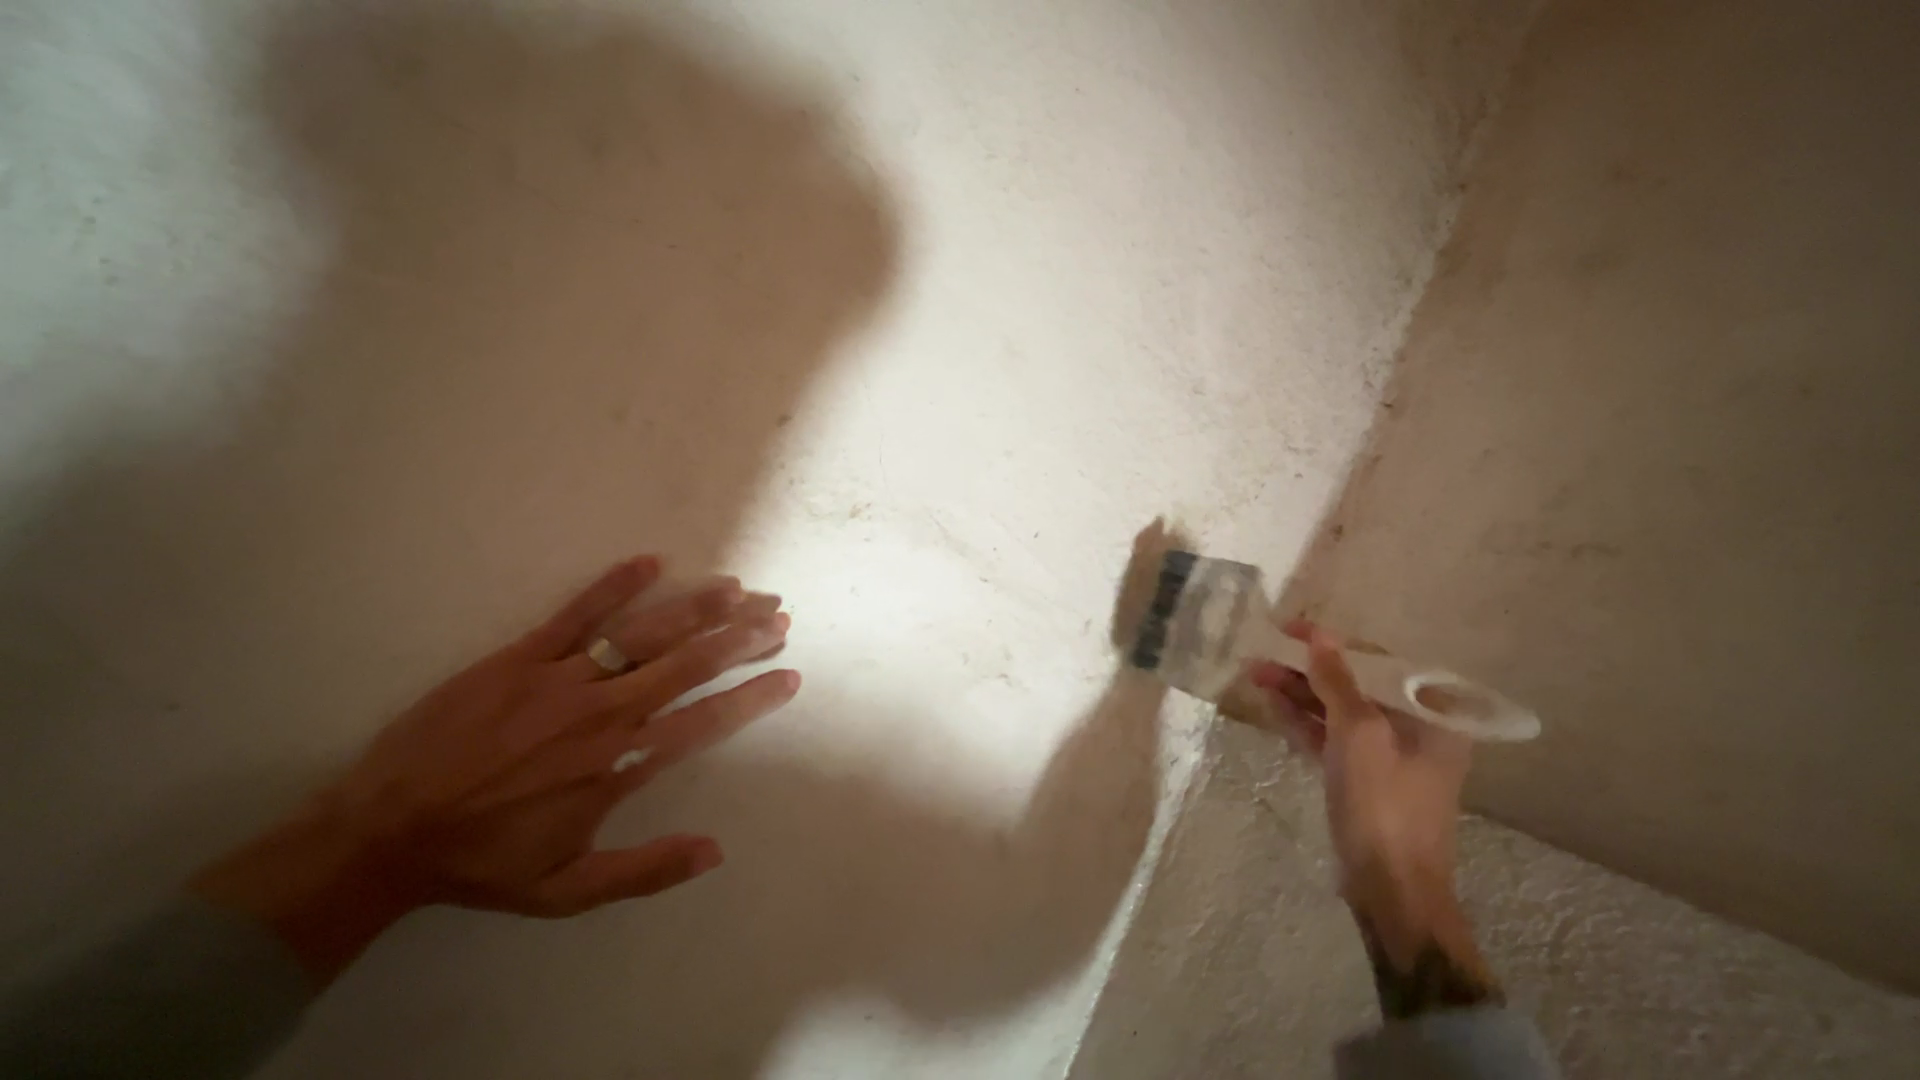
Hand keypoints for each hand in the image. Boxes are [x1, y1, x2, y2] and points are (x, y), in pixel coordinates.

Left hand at [192, 555, 798, 982]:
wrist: (385, 831)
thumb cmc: (484, 861)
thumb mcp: (569, 891)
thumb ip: (645, 871)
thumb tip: (716, 851)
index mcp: (619, 765)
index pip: (706, 721)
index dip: (753, 696)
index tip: (789, 675)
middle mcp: (603, 713)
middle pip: (688, 665)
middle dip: (740, 638)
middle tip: (777, 616)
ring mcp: (561, 679)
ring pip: (645, 634)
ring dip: (697, 608)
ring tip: (738, 589)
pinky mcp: (519, 657)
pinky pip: (576, 614)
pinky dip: (613, 586)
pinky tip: (649, 560)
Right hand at [1250, 620, 1499, 1013]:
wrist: (1390, 887)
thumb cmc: (1383, 802)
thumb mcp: (1359, 733)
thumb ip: (1337, 681)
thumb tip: (1320, 634)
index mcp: (1431, 714)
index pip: (1379, 661)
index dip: (1333, 643)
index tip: (1289, 630)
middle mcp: (1413, 728)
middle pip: (1355, 685)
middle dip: (1308, 668)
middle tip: (1263, 652)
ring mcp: (1385, 755)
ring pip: (1337, 711)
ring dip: (1298, 692)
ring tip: (1254, 673)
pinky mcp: (1360, 778)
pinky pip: (1329, 738)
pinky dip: (1302, 721)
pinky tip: (1270, 704)